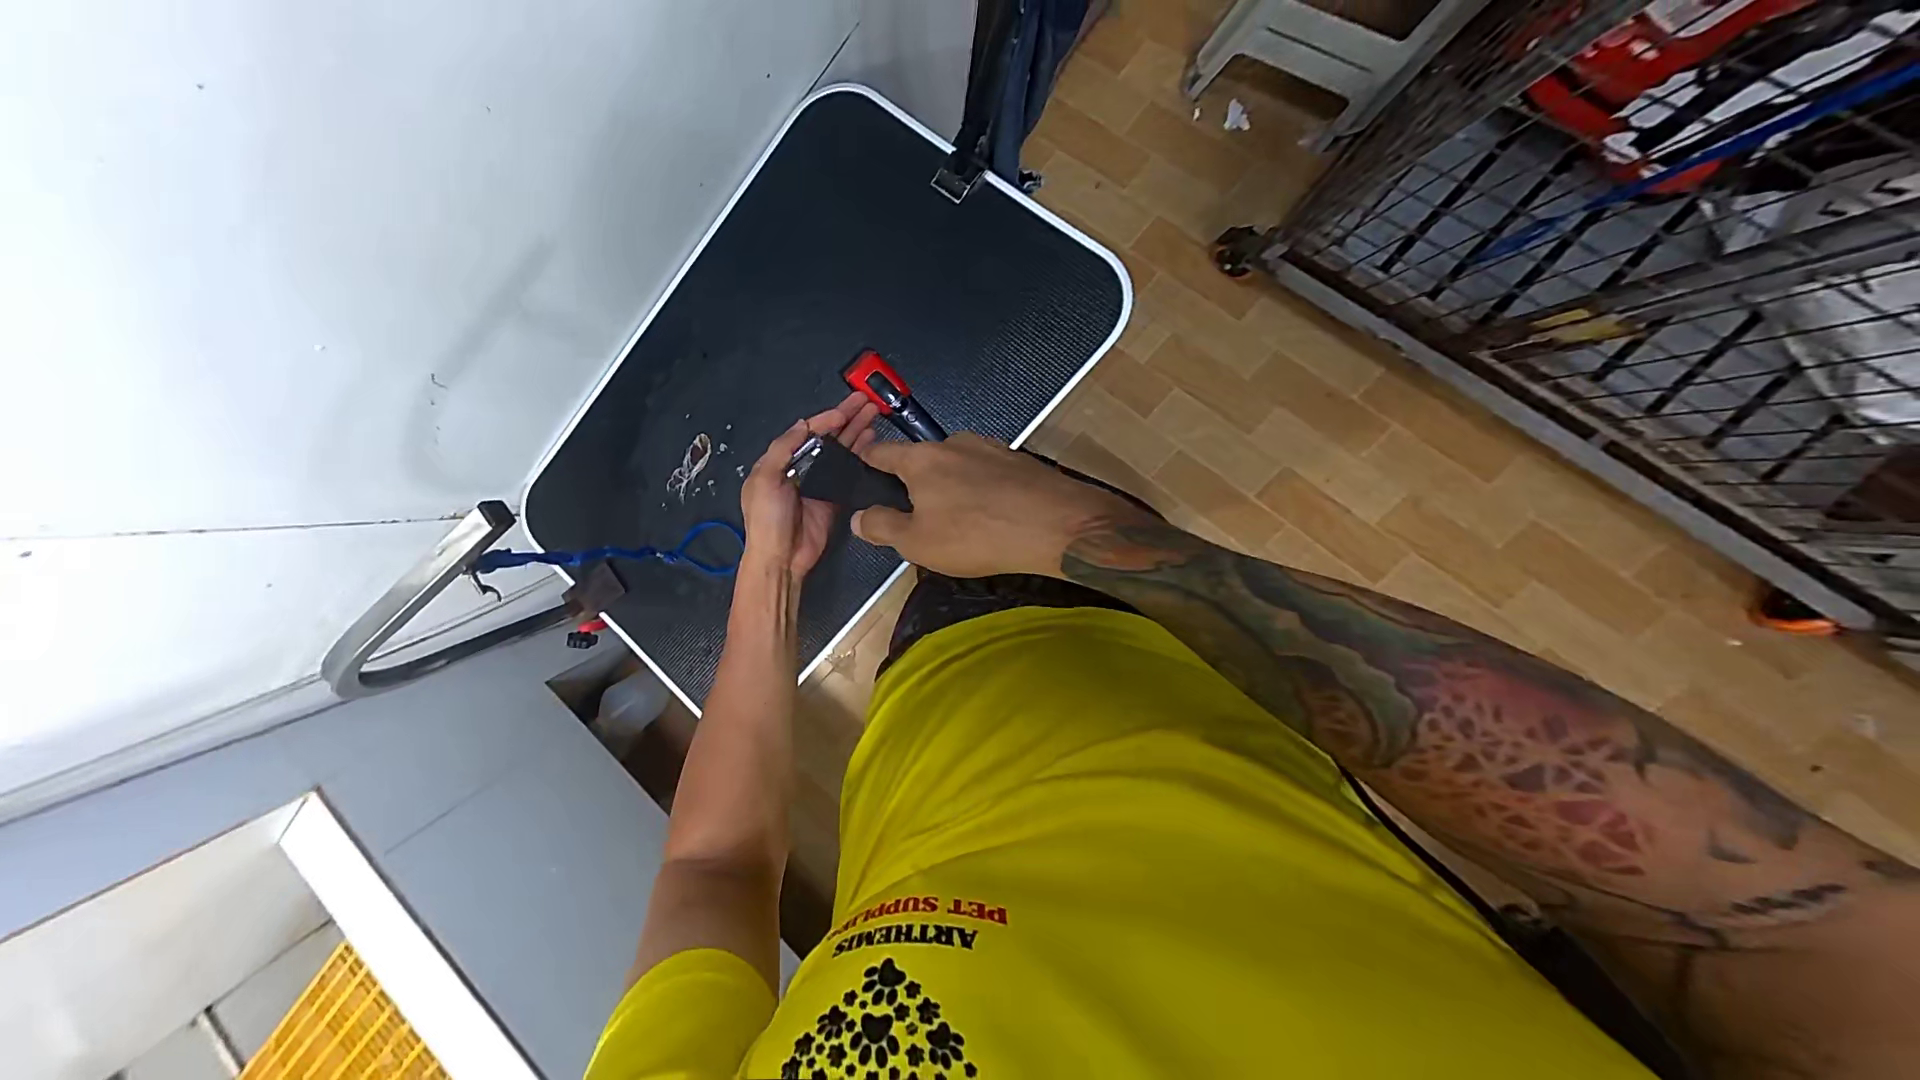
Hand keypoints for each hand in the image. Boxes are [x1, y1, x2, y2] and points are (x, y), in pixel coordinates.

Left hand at [739, 392, 879, 580]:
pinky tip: (872, 443)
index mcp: (780, 460)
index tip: (845, 409)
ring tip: (874, 416)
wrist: (782, 558)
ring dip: (856, 432)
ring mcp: (820, 483)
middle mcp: (801, 468)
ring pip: (841, 451)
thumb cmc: (767, 520)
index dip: (826, 419)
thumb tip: (802, 424)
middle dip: (846, 418)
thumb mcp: (764, 479)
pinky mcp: (835, 497)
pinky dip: (861, 456)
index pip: (806, 431)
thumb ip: (782, 449)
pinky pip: (849, 472)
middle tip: (867, 402)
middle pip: (827, 437)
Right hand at [850, 433, 1149, 577]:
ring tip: (959, 520)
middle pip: (922, 459)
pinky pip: (987, 475)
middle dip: (915, 483)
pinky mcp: (1018, 461)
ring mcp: (990, 448)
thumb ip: (882, 526)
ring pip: (957, 467)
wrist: (1055, 525)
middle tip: (917, 514)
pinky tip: (991, 515)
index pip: (882, 451)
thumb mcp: (917, 542)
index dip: (866, 460)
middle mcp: (954, 443)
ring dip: (951, 487)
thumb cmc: (977, 534)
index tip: (860, 466)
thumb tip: (859, 516)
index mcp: (921, 459)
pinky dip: (981, 491)